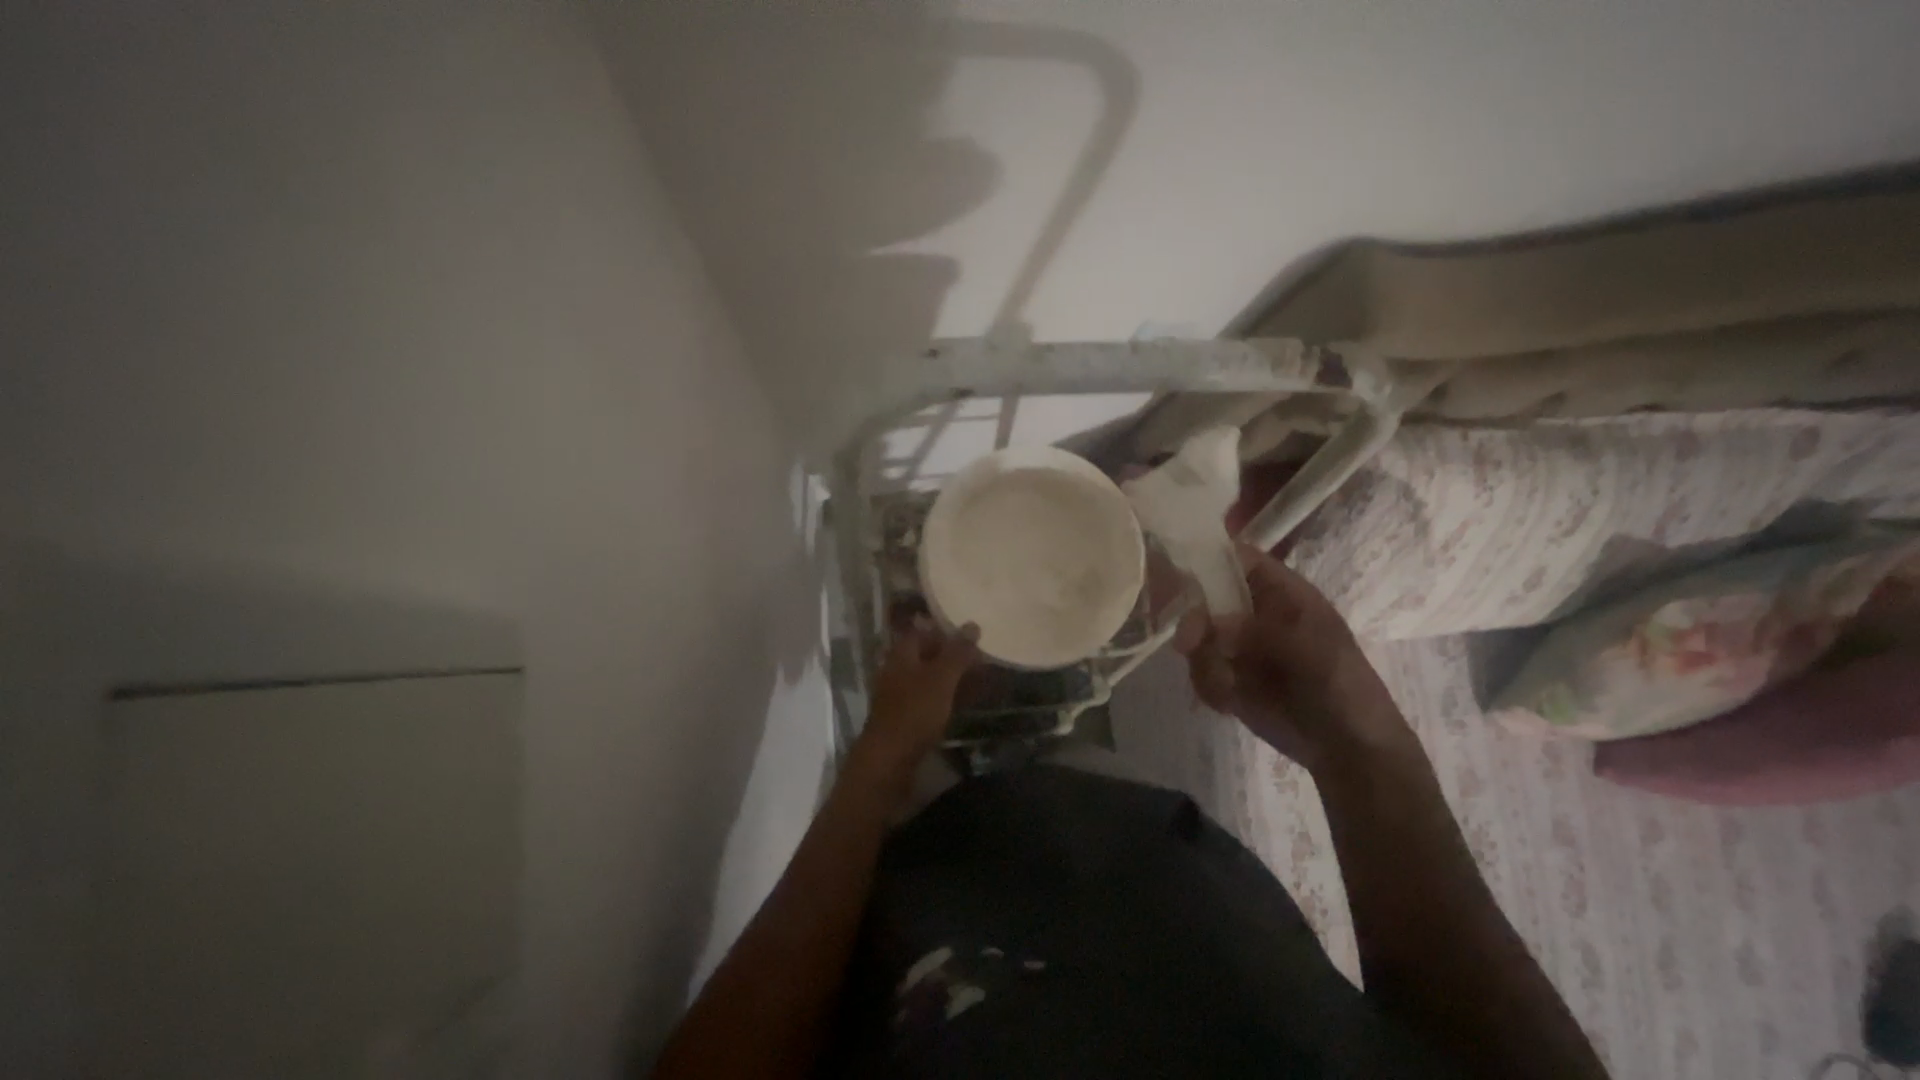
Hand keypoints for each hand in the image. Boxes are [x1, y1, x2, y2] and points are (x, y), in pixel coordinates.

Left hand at [850, 618, 980, 780]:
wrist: (889, 760)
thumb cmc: (915, 712)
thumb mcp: (941, 678)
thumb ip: (957, 652)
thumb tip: (972, 625)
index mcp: (901, 655)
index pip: (924, 632)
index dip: (947, 631)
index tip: (973, 635)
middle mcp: (898, 671)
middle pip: (928, 656)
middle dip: (955, 657)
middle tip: (984, 659)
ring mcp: (901, 697)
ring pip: (932, 680)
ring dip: (955, 679)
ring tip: (984, 680)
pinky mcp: (907, 719)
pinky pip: (932, 701)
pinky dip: (950, 698)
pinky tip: (968, 703)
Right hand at [1175, 546, 1415, 774]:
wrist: (1349, 749)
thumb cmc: (1341, 687)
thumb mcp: (1310, 650)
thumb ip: (1259, 631)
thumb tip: (1212, 624)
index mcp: (1284, 595)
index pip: (1240, 560)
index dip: (1210, 558)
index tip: (1180, 574)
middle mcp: (1256, 614)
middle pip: (1207, 596)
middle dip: (1195, 620)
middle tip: (1187, 645)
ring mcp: (1241, 647)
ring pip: (1198, 637)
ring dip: (1204, 663)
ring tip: (1227, 689)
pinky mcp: (1229, 678)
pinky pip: (1200, 670)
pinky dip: (1208, 686)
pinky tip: (1229, 705)